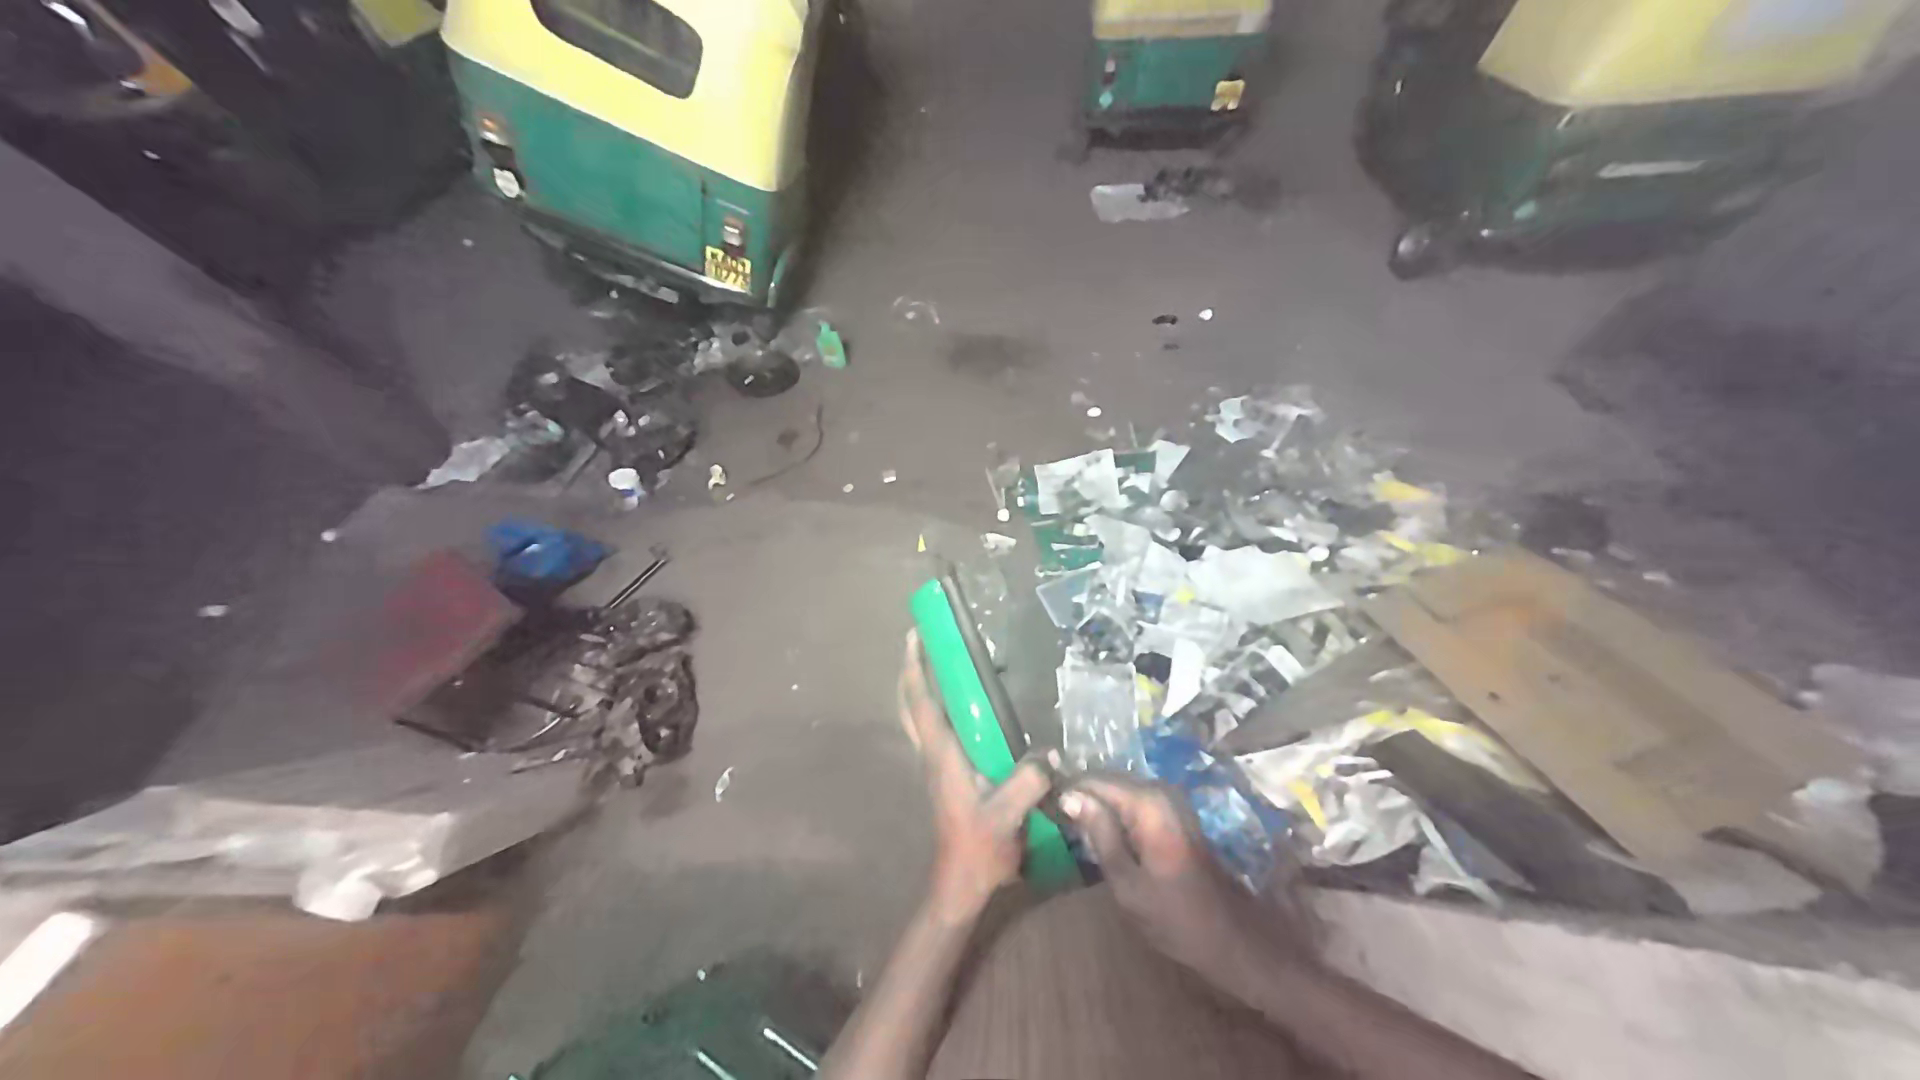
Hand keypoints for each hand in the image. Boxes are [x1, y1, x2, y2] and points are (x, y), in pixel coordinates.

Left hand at [899, 630, 1054, 919]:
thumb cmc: (979, 847)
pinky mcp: (942, 774)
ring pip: (915, 716)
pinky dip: (931, 707)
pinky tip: (956, 705)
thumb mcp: (1008, 815)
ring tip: (934, 661)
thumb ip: (1027, 782)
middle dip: (910, 669)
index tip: (915, 634)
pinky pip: (930, 730)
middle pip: (909, 704)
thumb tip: (1051, 752)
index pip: (922, 702)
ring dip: (918, 687)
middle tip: (919, 640)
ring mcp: (933, 764)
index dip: (915, 667)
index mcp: (941, 755)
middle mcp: (931, 753)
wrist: (960, 882)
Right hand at [1061, 775, 1310, 991]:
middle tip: (1050, 819)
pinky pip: (1130, 801)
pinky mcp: (1171, 811)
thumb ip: (1099, 834)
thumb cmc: (1177, 918)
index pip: (1092, 779)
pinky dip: (1111, 812)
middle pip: (1105, 779)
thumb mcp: (1128, 883)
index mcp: (1147, 802)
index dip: (1064, 790)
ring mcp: (1168, 798)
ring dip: (1093, 803)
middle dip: (1078, 794)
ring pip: (1116, 789)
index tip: (1041, 807)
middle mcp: (1158, 789)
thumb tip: (1068, 795)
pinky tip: (1095, 833)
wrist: (1233, 938)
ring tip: (1067, 827)